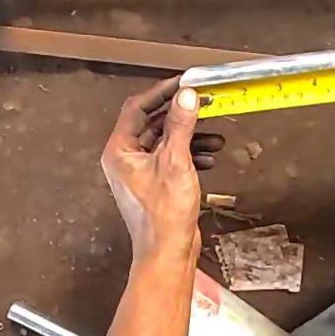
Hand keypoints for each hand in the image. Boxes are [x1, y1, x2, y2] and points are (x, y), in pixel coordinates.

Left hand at [101, 78, 224, 264]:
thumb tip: (186, 96)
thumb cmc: (164, 215)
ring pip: (165, 142)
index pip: (138, 108)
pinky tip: (209, 157)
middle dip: (180, 115)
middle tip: (202, 103)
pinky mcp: (155, 184)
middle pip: (153, 123)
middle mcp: (125, 159)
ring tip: (214, 135)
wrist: (167, 252)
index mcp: (120, 150)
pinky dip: (190, 154)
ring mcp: (140, 172)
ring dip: (189, 136)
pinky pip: (171, 158)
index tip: (184, 83)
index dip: (162, 92)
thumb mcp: (175, 161)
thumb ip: (180, 125)